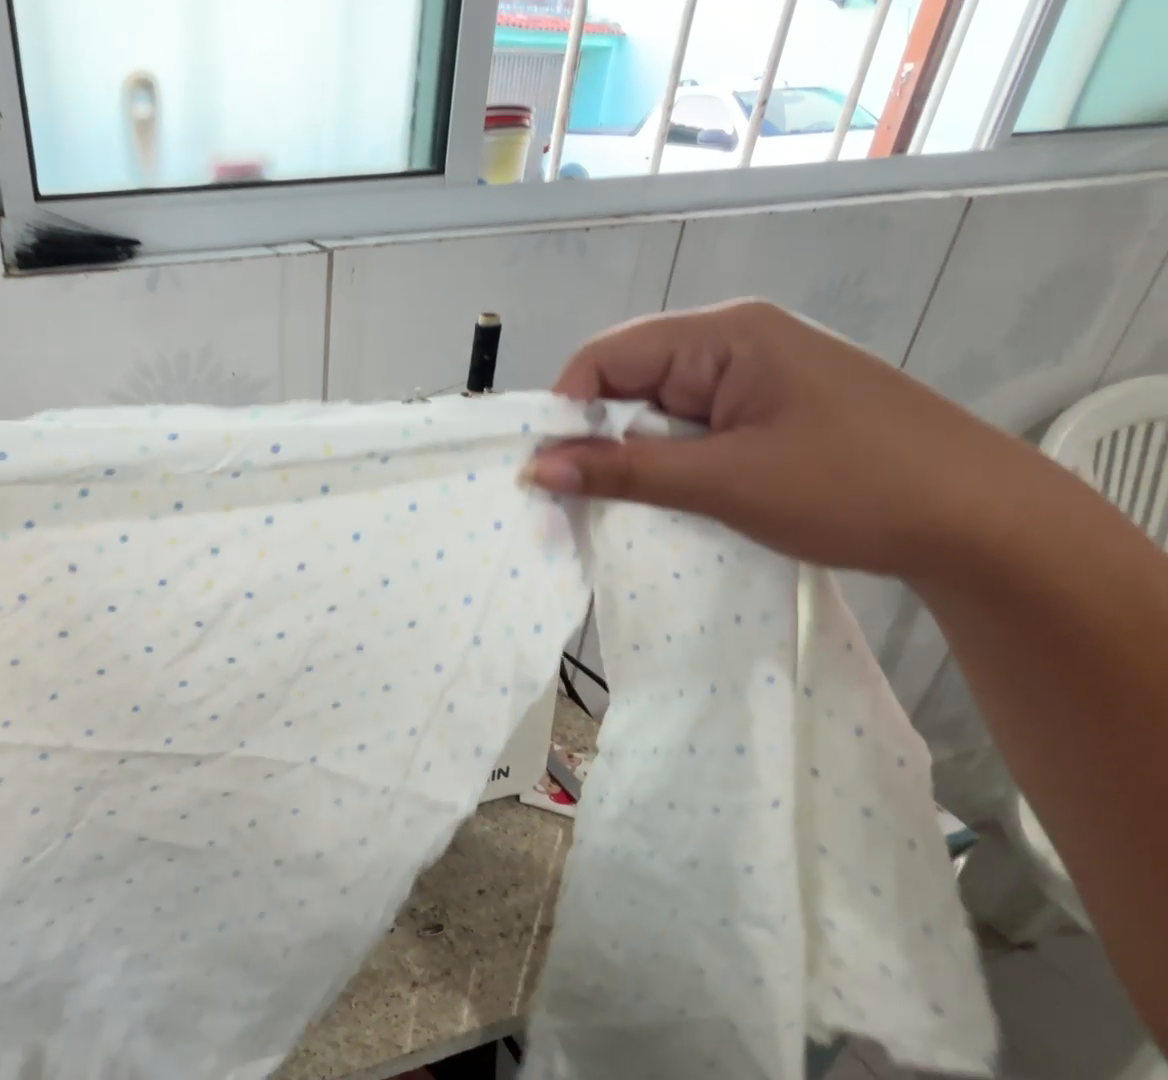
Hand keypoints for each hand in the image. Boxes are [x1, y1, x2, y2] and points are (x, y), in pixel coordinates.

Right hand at [524, 300, 1053, 580]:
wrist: (985, 523)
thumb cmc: (854, 487)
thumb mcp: (725, 481)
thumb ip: (624, 470)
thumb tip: (536, 469)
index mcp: (725, 335)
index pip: (607, 356)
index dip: (566, 409)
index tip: (547, 471)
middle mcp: (734, 342)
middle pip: (628, 379)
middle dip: (595, 436)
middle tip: (574, 497)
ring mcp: (754, 377)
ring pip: (657, 409)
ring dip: (632, 454)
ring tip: (618, 503)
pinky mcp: (768, 411)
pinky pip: (691, 428)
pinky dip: (668, 462)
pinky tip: (664, 497)